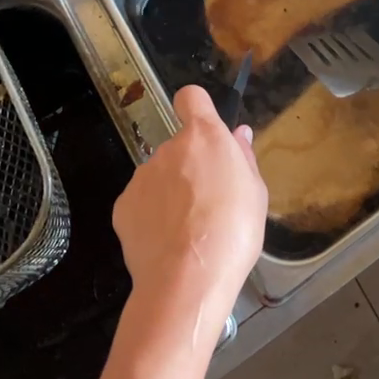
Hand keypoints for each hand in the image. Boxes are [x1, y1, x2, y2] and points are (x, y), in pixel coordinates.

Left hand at [111, 85, 266, 338]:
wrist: (188, 280)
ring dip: (170, 192)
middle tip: (209, 200)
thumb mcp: (255, 193)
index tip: (205, 129)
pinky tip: (166, 243)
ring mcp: (141, 177)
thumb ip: (243, 158)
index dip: (197, 108)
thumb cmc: (233, 231)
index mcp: (204, 136)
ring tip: (187, 230)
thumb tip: (238, 135)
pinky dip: (151, 216)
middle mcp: (168, 148)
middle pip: (179, 147)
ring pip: (159, 176)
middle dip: (190, 166)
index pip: (191, 98)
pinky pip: (141, 203)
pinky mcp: (122, 207)